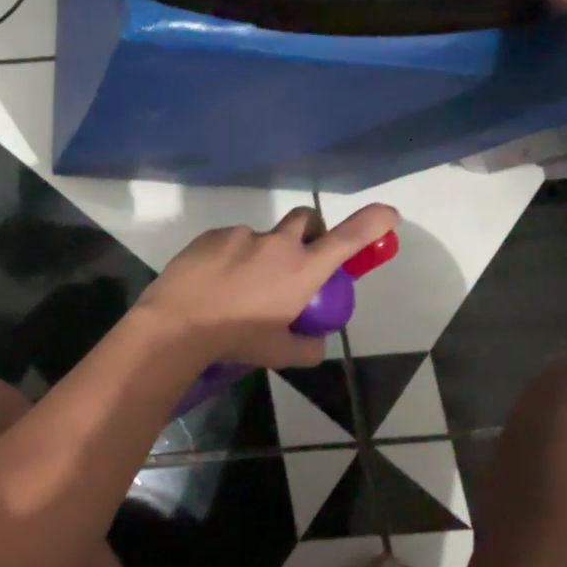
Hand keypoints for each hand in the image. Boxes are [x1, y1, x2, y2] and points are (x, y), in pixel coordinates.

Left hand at [138, 205, 399, 368]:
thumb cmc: (236, 338)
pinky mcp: (210, 235)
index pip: (348, 238)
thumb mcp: (281, 353)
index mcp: (302, 269)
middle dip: (311, 231)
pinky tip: (214, 282)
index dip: (372, 223)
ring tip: (238, 287)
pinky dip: (230, 257)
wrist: (178, 321)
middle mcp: (276, 244)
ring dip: (260, 253)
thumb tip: (315, 339)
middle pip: (306, 219)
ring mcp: (240, 235)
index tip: (388, 213)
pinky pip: (230, 241)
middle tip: (299, 259)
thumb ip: (309, 346)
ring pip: (261, 236)